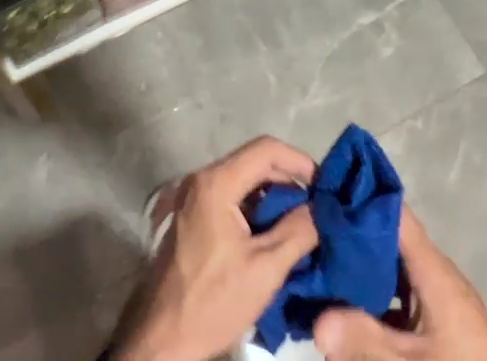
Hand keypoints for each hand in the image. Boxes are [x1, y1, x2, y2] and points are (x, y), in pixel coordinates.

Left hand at [111, 136, 319, 360]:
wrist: (162, 337)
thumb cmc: (213, 300)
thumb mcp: (265, 268)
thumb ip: (298, 230)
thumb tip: (322, 206)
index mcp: (215, 183)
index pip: (266, 149)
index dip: (300, 161)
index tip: (324, 186)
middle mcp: (200, 180)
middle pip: (254, 162)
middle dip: (289, 180)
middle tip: (317, 207)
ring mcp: (192, 198)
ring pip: (243, 181)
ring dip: (273, 196)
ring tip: (301, 223)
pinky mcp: (191, 216)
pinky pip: (230, 198)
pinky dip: (255, 208)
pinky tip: (274, 234)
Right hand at [314, 206, 486, 360]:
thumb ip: (365, 342)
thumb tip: (317, 320)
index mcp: (434, 272)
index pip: (393, 214)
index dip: (358, 198)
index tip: (319, 192)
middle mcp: (434, 279)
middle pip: (384, 245)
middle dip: (345, 242)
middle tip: (300, 237)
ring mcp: (435, 307)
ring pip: (387, 278)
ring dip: (354, 277)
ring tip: (310, 274)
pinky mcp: (434, 334)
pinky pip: (393, 307)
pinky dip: (368, 308)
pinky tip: (338, 320)